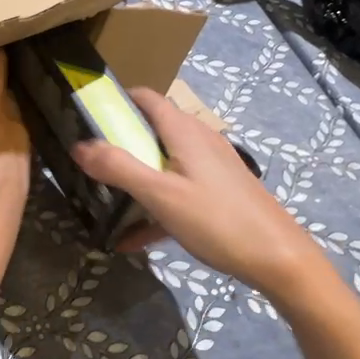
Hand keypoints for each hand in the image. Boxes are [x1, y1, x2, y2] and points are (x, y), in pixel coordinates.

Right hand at [72, 88, 322, 295]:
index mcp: (185, 132)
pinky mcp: (218, 195)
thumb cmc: (219, 221)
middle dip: (120, 144)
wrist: (280, 260)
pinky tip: (132, 241)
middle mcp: (200, 142)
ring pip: (164, 164)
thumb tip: (78, 145)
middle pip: (153, 131)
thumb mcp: (162, 195)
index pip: (147, 98)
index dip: (117, 100)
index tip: (86, 116)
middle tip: (90, 162)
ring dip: (136, 179)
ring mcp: (211, 169)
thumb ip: (119, 168)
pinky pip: (177, 193)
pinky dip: (155, 208)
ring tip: (105, 200)